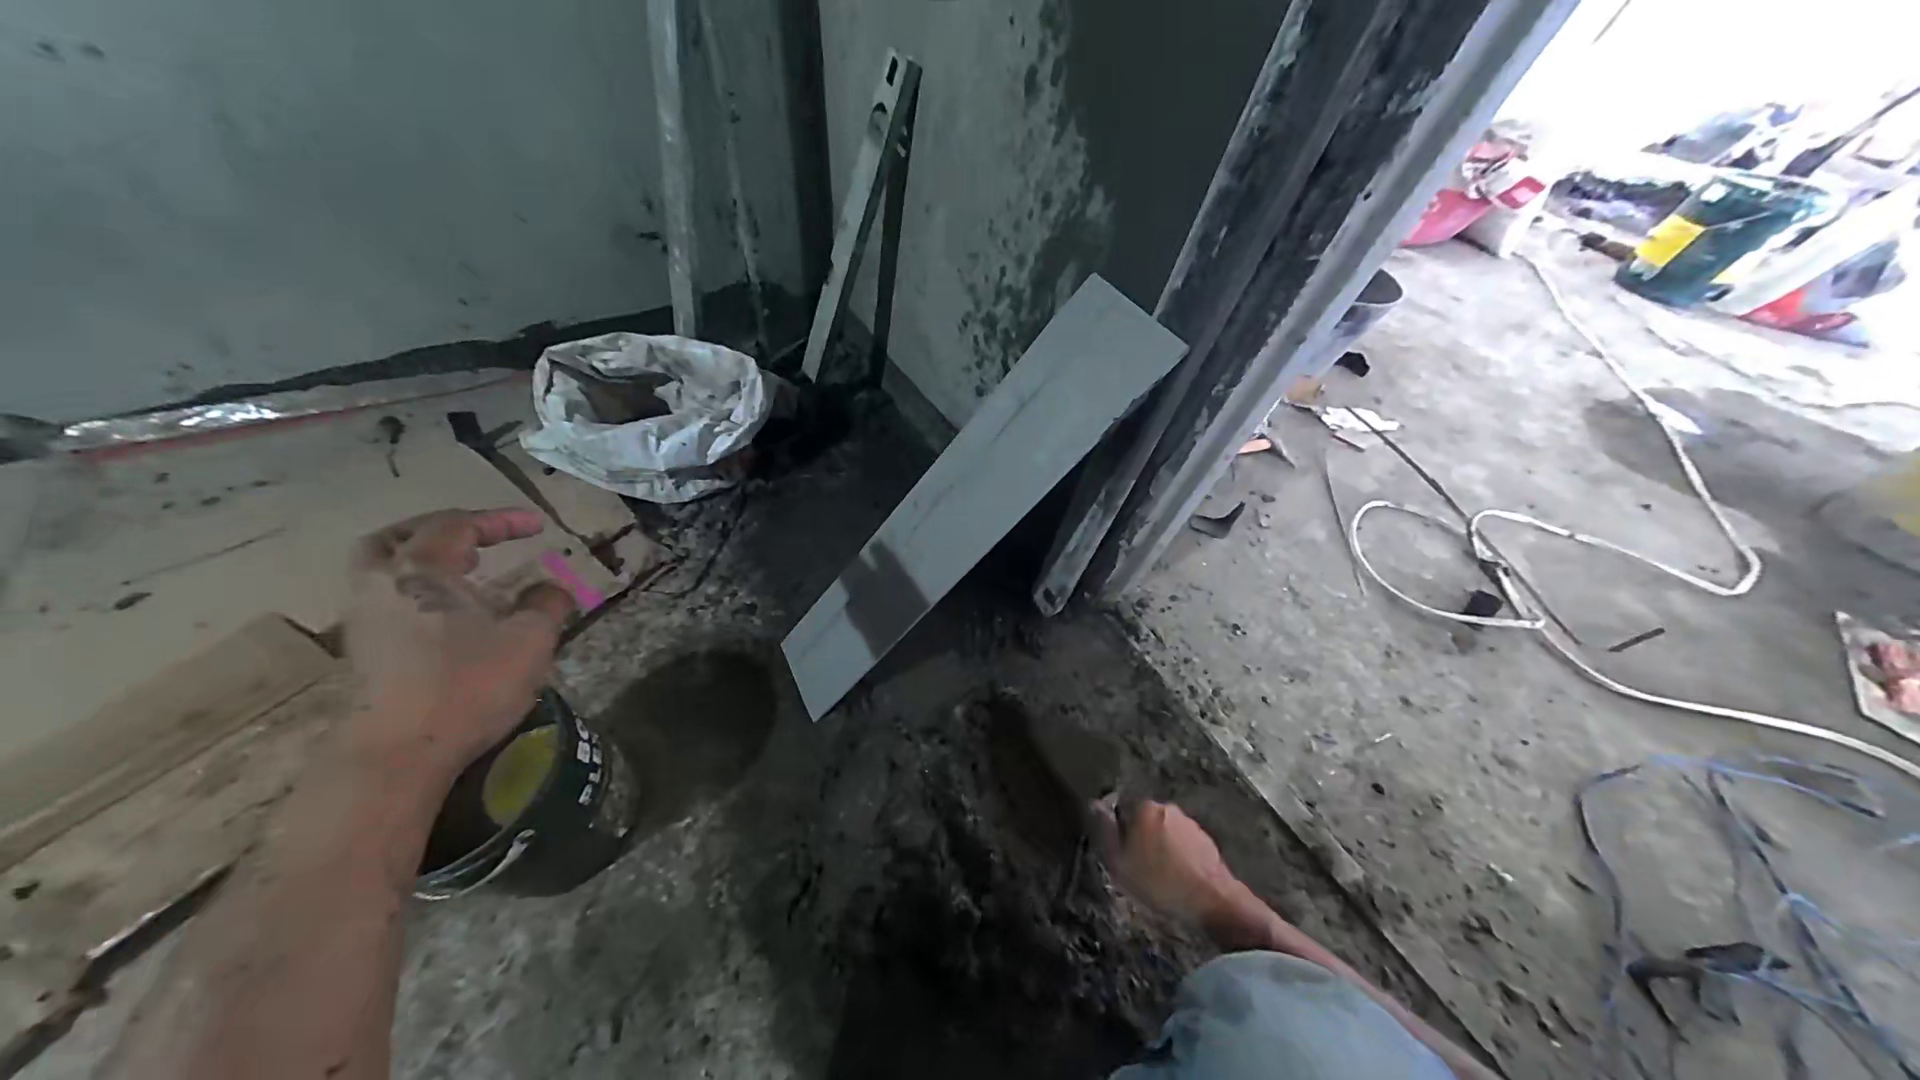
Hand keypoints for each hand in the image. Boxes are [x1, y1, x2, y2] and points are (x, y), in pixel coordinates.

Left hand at [344, 509, 574, 778]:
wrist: (400, 751)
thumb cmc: (469, 684)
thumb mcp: (530, 639)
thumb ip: (546, 604)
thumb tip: (551, 589)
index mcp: (422, 571)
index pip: (457, 526)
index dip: (500, 520)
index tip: (538, 525)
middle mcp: (383, 586)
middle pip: (397, 539)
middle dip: (440, 530)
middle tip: (477, 538)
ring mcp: (366, 621)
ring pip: (382, 571)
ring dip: (422, 561)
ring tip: (462, 572)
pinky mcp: (365, 653)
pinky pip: (387, 601)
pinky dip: (417, 591)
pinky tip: (449, 613)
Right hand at [1088, 799, 1243, 923]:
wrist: (1213, 901)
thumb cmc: (1159, 882)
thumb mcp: (1119, 863)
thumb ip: (1105, 831)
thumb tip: (1094, 804)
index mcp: (1144, 807)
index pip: (1121, 813)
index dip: (1120, 837)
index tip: (1124, 859)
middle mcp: (1168, 807)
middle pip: (1145, 822)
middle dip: (1142, 841)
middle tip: (1141, 871)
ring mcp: (1190, 823)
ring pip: (1165, 834)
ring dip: (1162, 851)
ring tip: (1163, 879)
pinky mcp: (1207, 841)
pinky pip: (1184, 846)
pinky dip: (1180, 859)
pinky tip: (1180, 880)